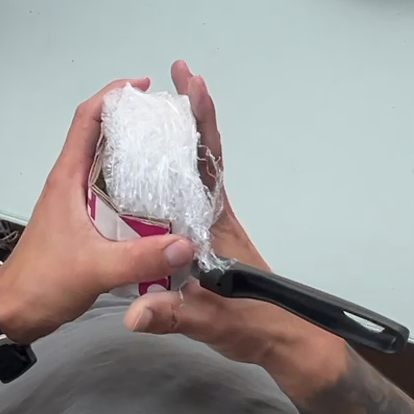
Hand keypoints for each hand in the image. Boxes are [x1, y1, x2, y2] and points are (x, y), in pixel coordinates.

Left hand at [0, 77, 194, 344]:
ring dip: (129, 147)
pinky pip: (107, 185)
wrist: (14, 311)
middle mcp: (70, 180)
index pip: (86, 120)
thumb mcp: (96, 270)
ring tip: (167, 145)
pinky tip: (154, 191)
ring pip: (103, 159)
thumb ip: (141, 258)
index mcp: (67, 177)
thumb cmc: (44, 282)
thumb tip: (188, 243)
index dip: (112, 96)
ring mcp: (73, 199)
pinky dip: (129, 178)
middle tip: (165, 116)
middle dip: (128, 118)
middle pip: (97, 133)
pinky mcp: (79, 218)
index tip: (143, 87)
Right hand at [122, 62, 350, 398]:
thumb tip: (133, 315)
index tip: (191, 83)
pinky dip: (172, 160)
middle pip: (201, 148)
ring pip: (192, 163)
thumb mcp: (208, 320)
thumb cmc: (252, 323)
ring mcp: (206, 218)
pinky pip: (183, 185)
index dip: (201, 118)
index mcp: (213, 216)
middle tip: (175, 73)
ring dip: (181, 130)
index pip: (207, 156)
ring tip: (156, 103)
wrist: (280, 340)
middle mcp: (210, 208)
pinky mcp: (200, 232)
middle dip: (190, 109)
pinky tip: (151, 157)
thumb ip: (172, 313)